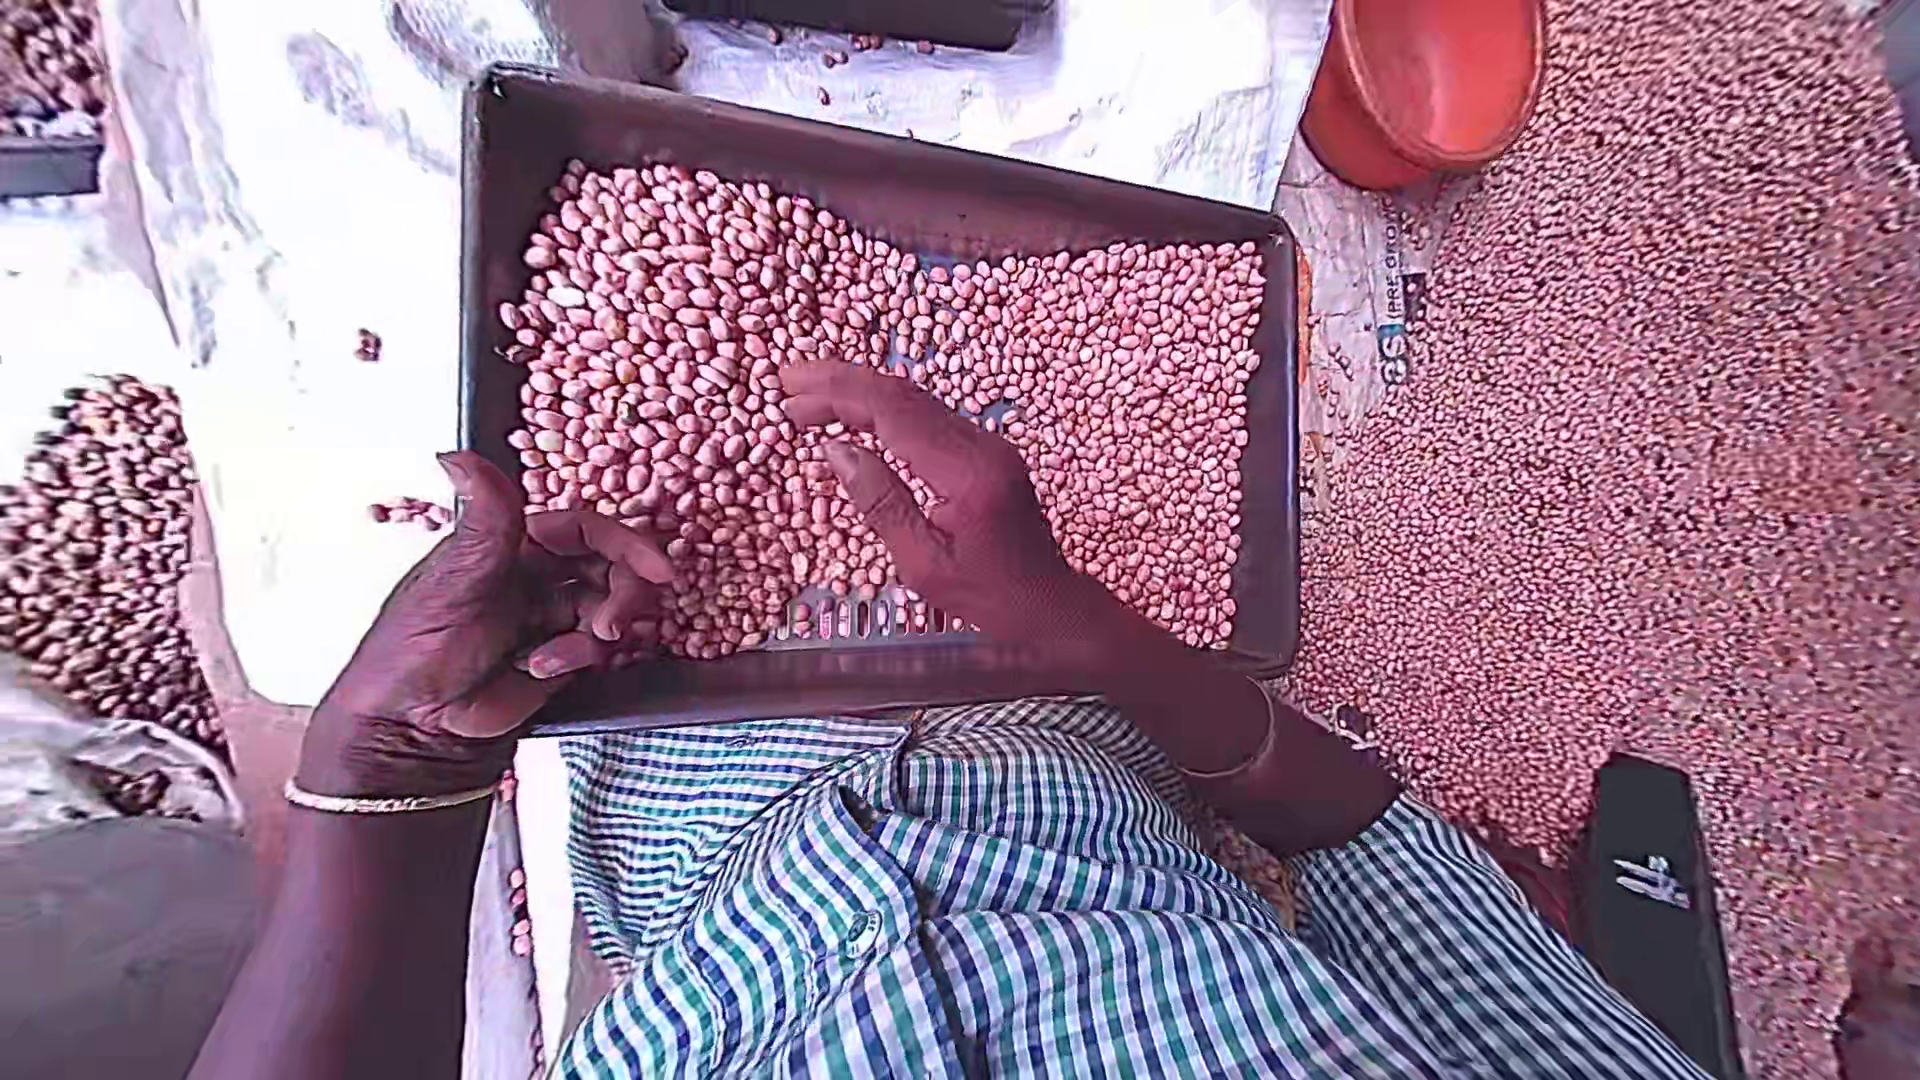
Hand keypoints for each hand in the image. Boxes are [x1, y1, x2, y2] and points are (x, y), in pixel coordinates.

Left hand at [297, 451, 673, 797]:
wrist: (414, 731)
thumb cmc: (418, 650)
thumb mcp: (456, 580)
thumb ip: (484, 522)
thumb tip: (457, 456)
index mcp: (516, 546)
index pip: (589, 530)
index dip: (629, 545)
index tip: (659, 570)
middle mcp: (544, 574)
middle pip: (615, 567)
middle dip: (625, 595)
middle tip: (614, 626)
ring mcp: (559, 613)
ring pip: (617, 604)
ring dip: (604, 629)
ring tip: (568, 653)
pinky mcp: (569, 649)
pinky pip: (604, 643)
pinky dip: (583, 656)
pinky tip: (545, 668)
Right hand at [779, 360, 1110, 638]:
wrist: (1047, 601)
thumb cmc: (986, 596)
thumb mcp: (923, 564)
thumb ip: (881, 503)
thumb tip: (836, 449)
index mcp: (967, 473)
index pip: (894, 413)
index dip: (839, 397)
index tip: (792, 398)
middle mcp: (983, 447)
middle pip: (905, 394)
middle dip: (843, 381)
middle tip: (790, 380)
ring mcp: (989, 445)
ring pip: (918, 400)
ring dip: (862, 392)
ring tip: (812, 394)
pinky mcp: (988, 452)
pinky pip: (931, 418)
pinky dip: (887, 410)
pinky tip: (858, 415)